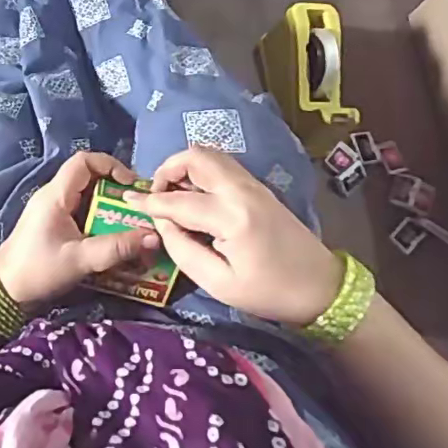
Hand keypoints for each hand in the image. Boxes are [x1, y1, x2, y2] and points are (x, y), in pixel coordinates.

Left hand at [0, 151, 160, 304]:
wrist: (5, 291)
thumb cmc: (38, 270)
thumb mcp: (80, 259)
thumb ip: (117, 248)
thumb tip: (153, 237)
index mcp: (56, 195)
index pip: (84, 161)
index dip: (111, 166)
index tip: (131, 185)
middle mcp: (53, 196)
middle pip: (89, 176)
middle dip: (116, 188)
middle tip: (137, 207)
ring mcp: (52, 209)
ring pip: (87, 195)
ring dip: (109, 205)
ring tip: (130, 221)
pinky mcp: (54, 224)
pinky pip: (81, 210)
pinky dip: (99, 217)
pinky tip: (113, 235)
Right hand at [126, 146, 343, 327]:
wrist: (320, 287)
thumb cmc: (269, 293)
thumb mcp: (218, 283)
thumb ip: (182, 250)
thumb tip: (163, 224)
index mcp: (231, 217)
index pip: (178, 200)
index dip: (149, 202)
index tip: (127, 201)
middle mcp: (241, 190)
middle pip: (195, 156)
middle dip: (167, 169)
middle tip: (155, 195)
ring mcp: (253, 185)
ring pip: (210, 154)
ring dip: (184, 167)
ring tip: (173, 195)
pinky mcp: (258, 187)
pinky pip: (222, 164)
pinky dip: (201, 170)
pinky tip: (194, 195)